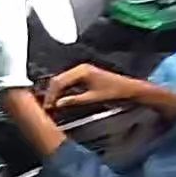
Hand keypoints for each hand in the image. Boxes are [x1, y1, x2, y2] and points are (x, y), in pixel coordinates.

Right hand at [42, 64, 175, 120]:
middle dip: (51, 94)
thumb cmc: (113, 93)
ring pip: (62, 81)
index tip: (47, 107)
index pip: (58, 82)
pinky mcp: (84, 76)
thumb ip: (74, 101)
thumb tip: (57, 105)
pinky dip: (63, 92)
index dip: (51, 95)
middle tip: (47, 108)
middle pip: (58, 80)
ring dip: (56, 93)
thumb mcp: (92, 99)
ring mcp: (82, 71)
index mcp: (81, 71)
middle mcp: (80, 68)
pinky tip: (61, 101)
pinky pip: (68, 83)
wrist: (128, 89)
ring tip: (52, 106)